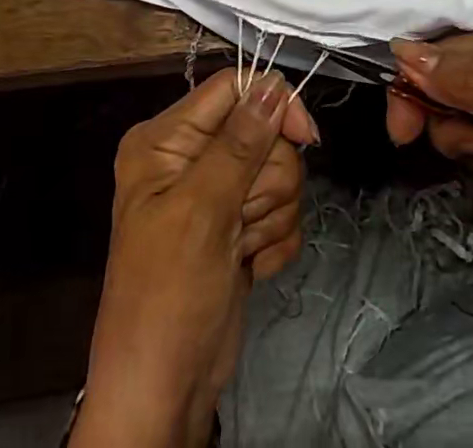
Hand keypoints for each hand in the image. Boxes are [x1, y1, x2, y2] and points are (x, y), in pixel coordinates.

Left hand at [73, 70, 315, 447]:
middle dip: (267, 181)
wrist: (166, 387)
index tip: (306, 137)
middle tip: (241, 218)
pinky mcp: (241, 225)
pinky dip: (274, 241)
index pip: (233, 88)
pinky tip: (248, 266)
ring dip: (271, 216)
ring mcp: (219, 194)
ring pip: (281, 173)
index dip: (274, 104)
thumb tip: (272, 84)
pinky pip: (283, 210)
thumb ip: (239, 143)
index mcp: (167, 140)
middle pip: (267, 133)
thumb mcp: (199, 211)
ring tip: (240, 248)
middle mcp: (193, 158)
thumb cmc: (167, 293)